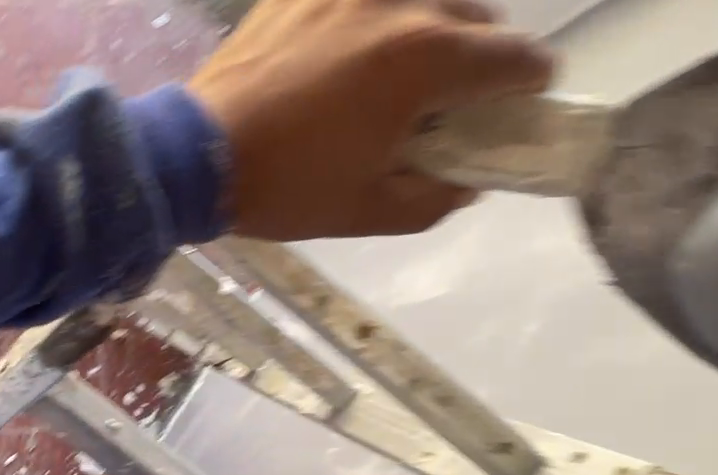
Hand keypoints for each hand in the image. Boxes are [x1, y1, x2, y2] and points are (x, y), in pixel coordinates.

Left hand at [187, 0, 554, 239]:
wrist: (194, 156)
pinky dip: (374, 15)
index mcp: (427, 58)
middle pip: (477, 15)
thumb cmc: (281, 188)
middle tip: (440, 99)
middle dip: (474, 57)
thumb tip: (468, 181)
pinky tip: (349, 48)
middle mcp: (401, 1)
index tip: (509, 107)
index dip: (523, 90)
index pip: (516, 59)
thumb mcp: (364, 211)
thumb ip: (432, 198)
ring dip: (429, 26)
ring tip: (395, 69)